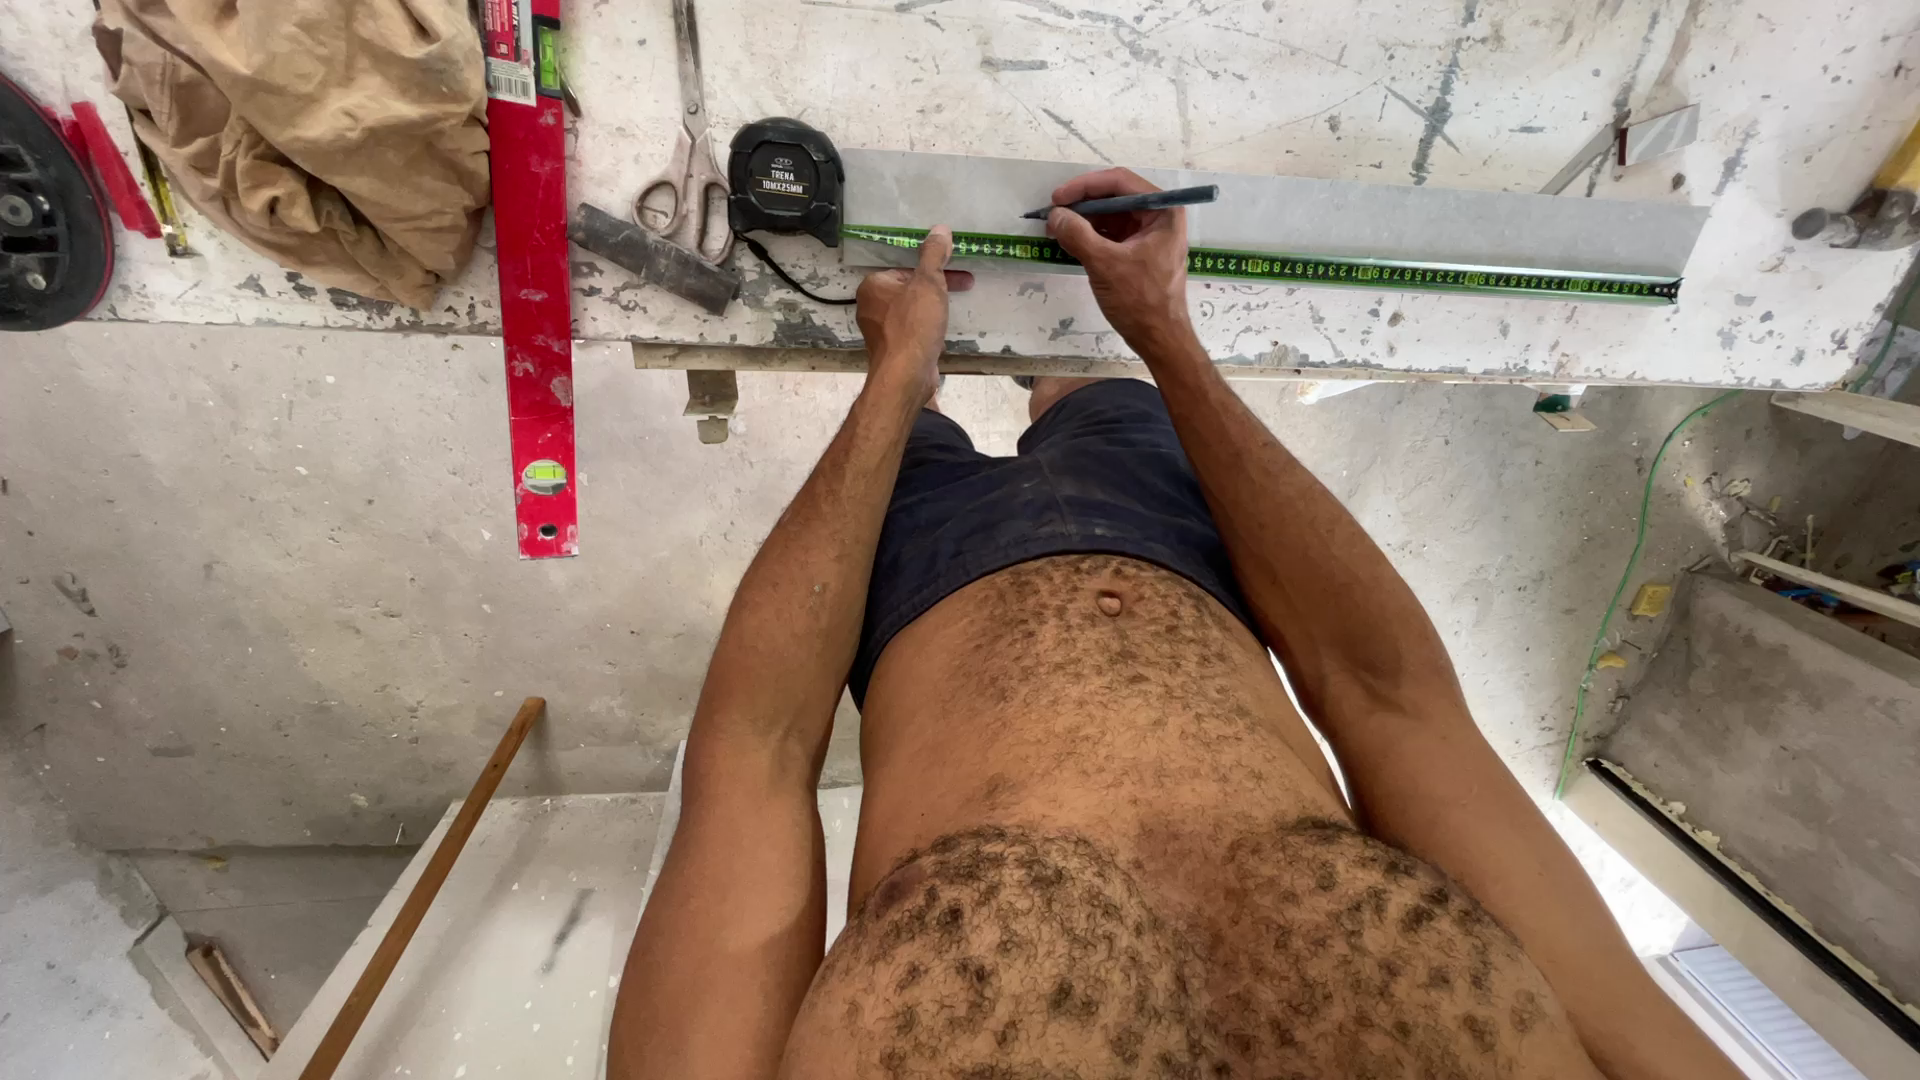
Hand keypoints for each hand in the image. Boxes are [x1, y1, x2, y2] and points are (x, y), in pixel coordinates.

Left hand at [855, 226, 973, 405]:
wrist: (906, 375)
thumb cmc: (914, 325)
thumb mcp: (928, 283)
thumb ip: (934, 255)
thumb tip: (940, 229)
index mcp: (873, 286)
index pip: (905, 268)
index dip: (933, 268)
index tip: (955, 271)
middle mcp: (870, 307)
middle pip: (909, 289)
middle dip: (937, 288)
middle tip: (964, 285)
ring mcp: (880, 332)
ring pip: (911, 311)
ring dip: (933, 309)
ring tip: (952, 311)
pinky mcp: (892, 351)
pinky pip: (911, 332)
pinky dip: (927, 329)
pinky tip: (940, 335)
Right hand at [1045, 169, 1194, 357]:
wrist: (1159, 339)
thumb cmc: (1141, 301)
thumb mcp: (1106, 265)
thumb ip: (1078, 235)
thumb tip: (1054, 216)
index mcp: (1162, 211)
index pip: (1120, 183)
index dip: (1085, 187)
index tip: (1057, 198)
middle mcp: (1158, 218)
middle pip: (1114, 199)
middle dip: (1082, 205)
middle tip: (1054, 215)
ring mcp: (1147, 237)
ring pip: (1110, 218)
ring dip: (1083, 222)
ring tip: (1056, 230)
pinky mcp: (1137, 254)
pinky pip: (1110, 237)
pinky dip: (1089, 238)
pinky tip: (1069, 243)